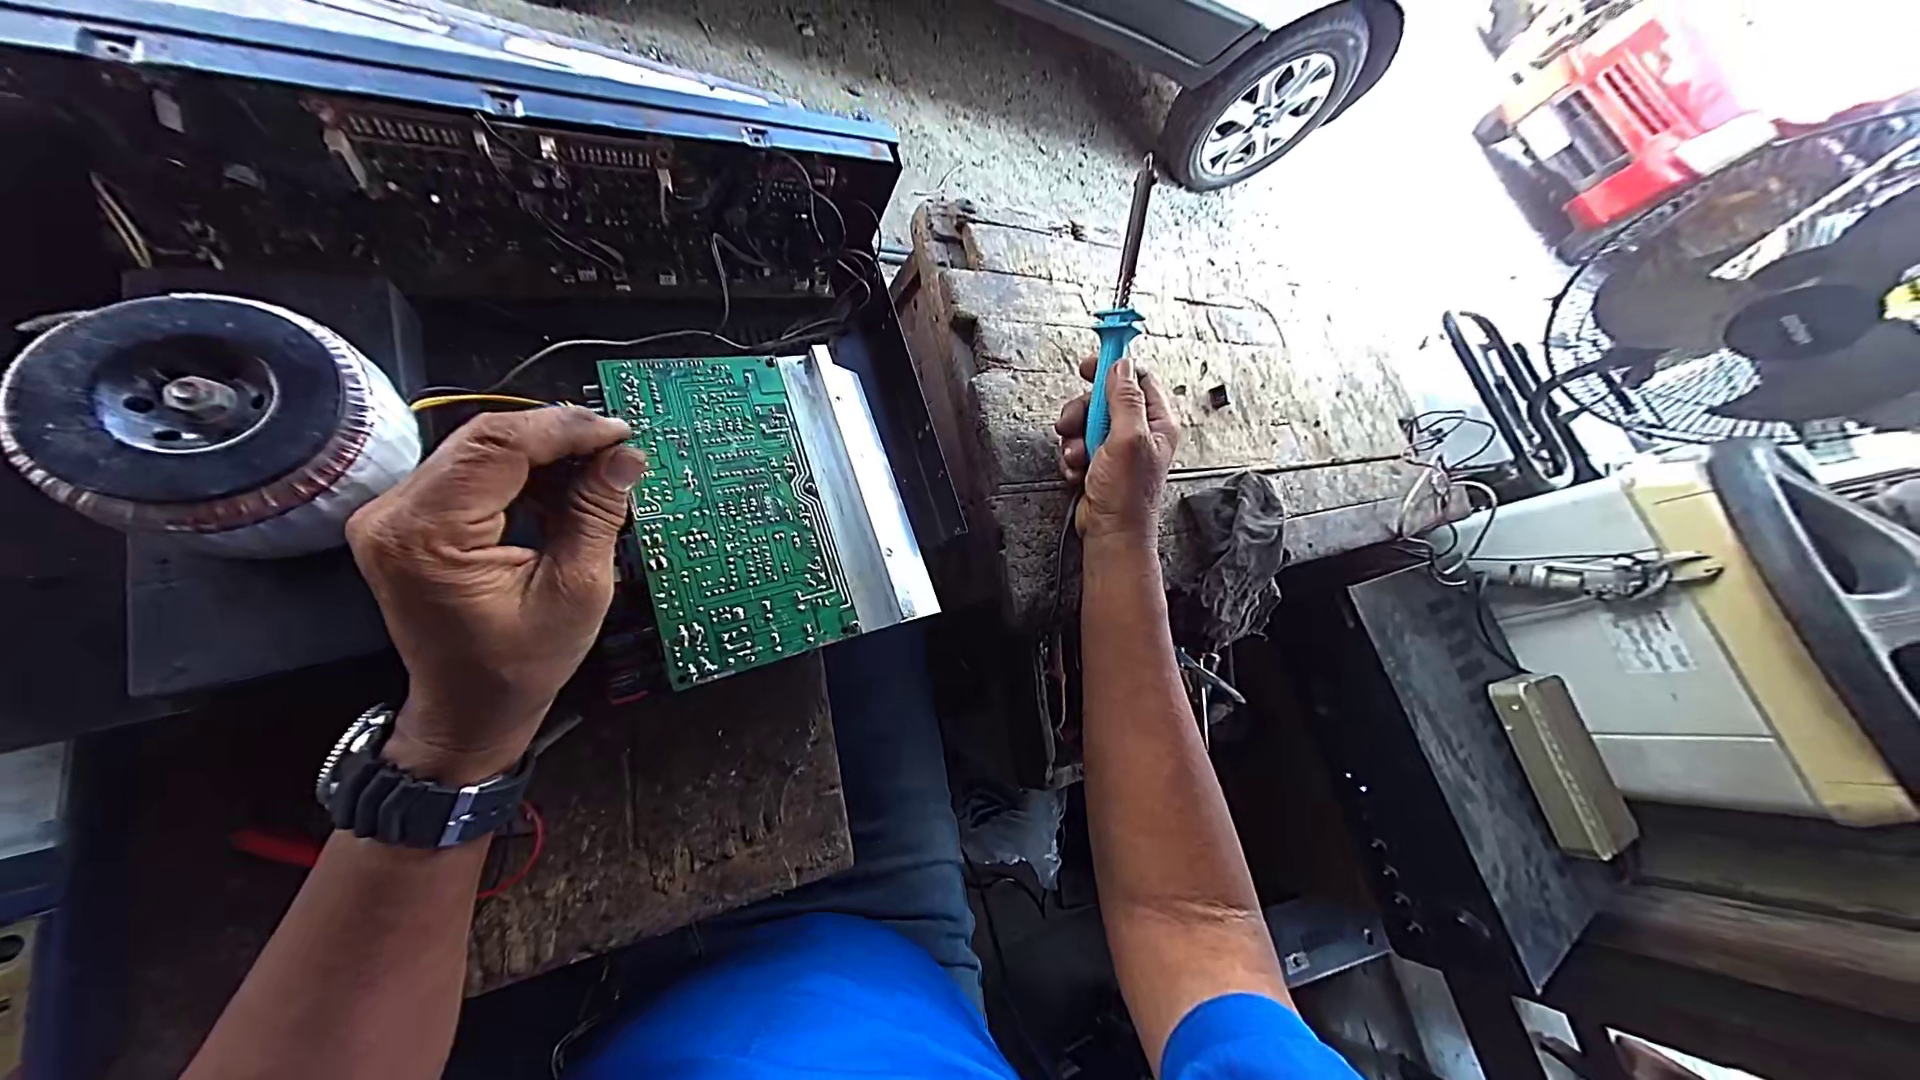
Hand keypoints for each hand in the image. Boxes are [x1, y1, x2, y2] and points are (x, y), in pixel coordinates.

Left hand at [345, 406, 647, 782]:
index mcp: (427, 535)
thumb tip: (625, 458)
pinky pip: (477, 472)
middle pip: (485, 439)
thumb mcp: (577, 589)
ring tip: (601, 469)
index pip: (497, 445)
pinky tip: (567, 486)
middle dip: (560, 437)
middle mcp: (395, 514)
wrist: (471, 705)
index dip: (565, 429)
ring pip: (483, 449)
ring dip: (548, 453)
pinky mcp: (414, 518)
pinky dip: (528, 472)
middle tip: (619, 449)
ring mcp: (398, 513)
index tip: (620, 434)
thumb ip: (597, 515)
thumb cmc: (520, 663)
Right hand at [1056, 354, 1178, 542]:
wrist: (1110, 533)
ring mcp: (1116, 449)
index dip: (1112, 368)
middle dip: (1083, 412)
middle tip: (1074, 423)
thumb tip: (1121, 366)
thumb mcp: (1128, 439)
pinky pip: (1077, 445)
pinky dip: (1072, 458)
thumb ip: (1124, 399)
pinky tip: (1078, 471)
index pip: (1136, 379)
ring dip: (1074, 439)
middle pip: (1104, 400)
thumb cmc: (1127, 496)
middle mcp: (1138, 433)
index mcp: (1156, 422)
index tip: (1089, 365)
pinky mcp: (1097, 463)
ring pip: (1085, 423)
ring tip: (1078, 457)